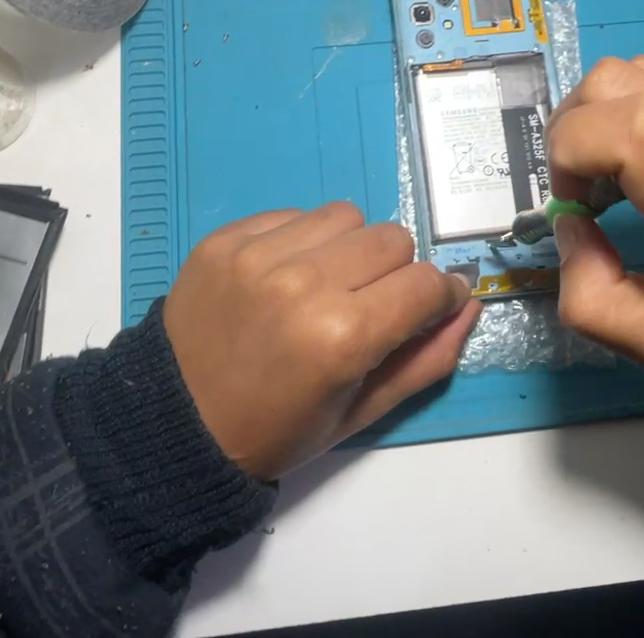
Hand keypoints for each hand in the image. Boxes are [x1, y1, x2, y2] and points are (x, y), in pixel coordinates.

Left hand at [162, 203, 480, 479]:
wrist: (175, 424)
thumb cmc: (276, 430)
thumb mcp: (361, 413)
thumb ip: (426, 358)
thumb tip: (469, 303)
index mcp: (344, 336)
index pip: (426, 283)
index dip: (440, 295)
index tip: (433, 304)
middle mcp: (305, 282)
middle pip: (392, 238)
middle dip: (396, 272)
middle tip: (370, 304)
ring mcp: (260, 254)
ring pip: (346, 216)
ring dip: (351, 248)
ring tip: (327, 284)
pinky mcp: (227, 237)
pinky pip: (295, 214)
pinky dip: (304, 240)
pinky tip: (286, 275)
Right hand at [547, 56, 643, 447]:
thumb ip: (605, 306)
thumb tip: (570, 231)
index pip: (643, 131)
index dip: (575, 146)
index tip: (574, 201)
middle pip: (627, 80)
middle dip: (574, 126)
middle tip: (583, 191)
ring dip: (605, 115)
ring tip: (614, 179)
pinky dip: (640, 116)